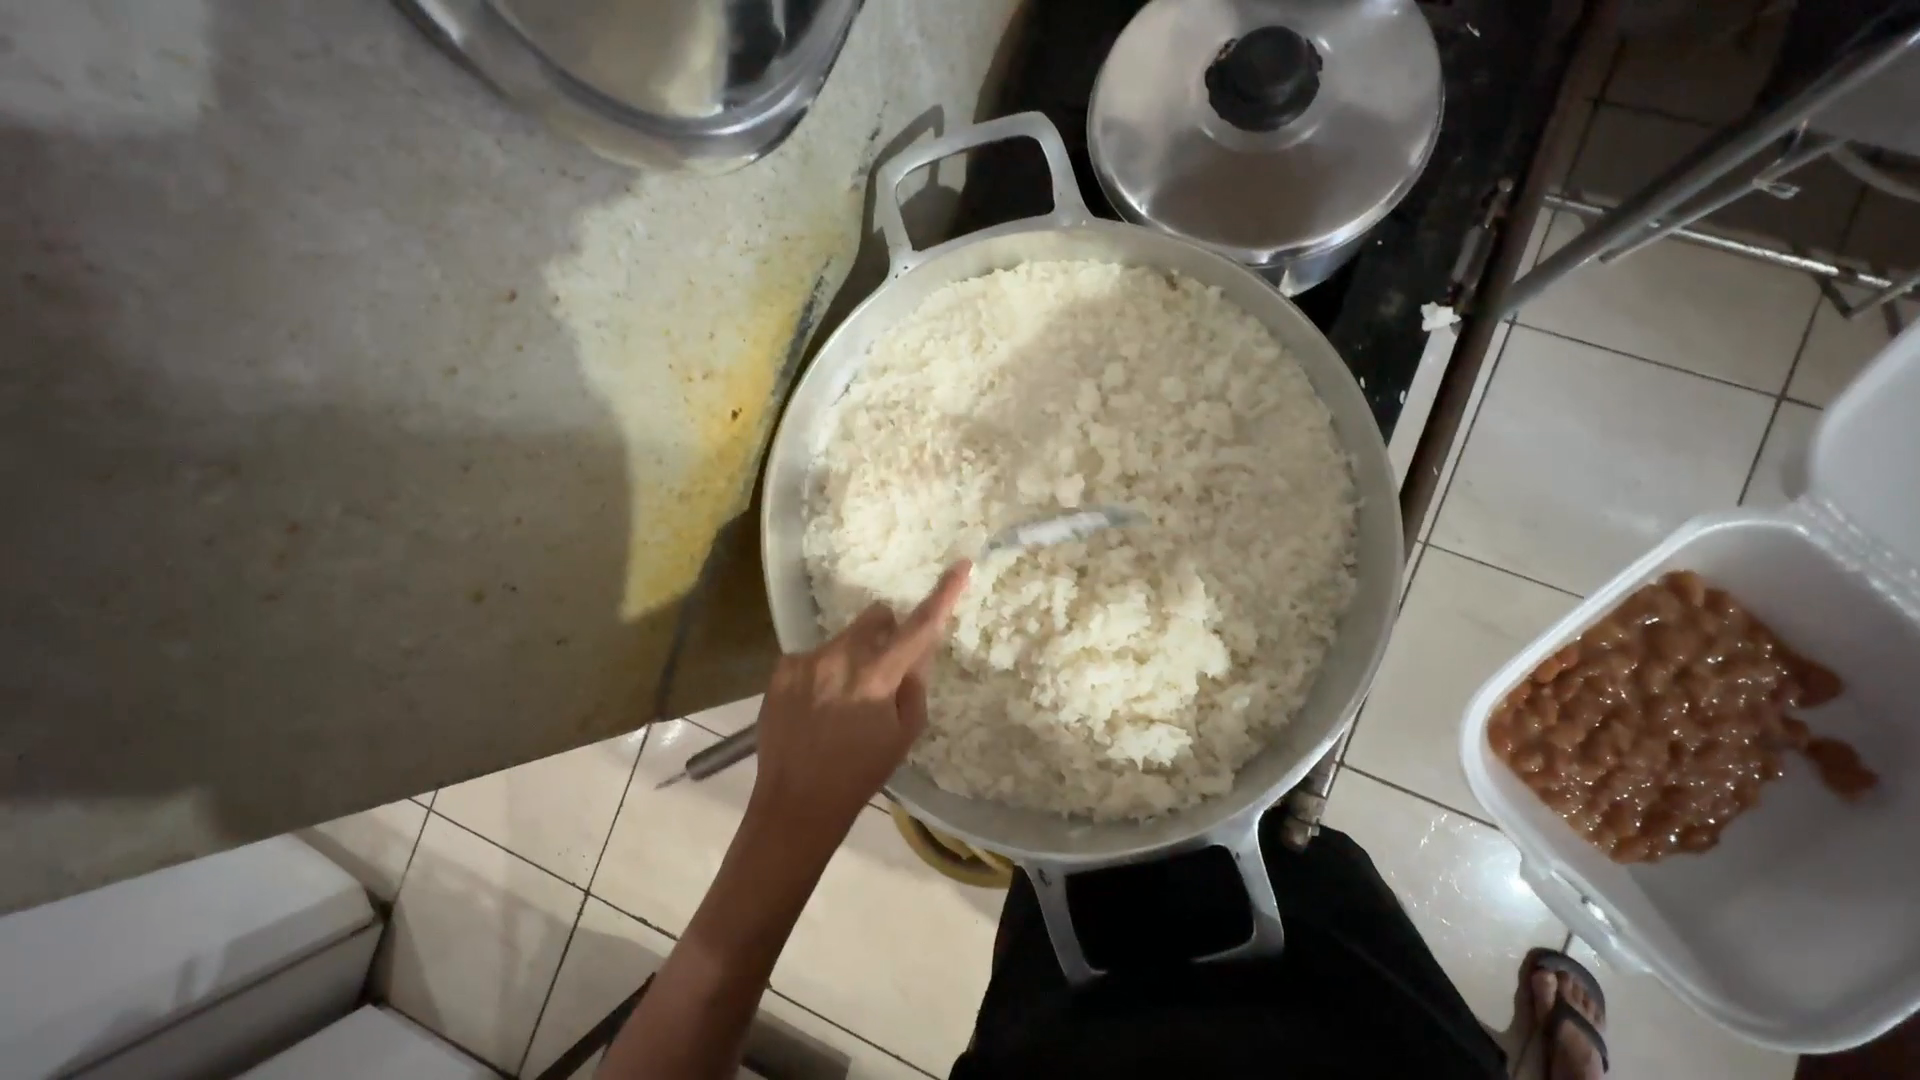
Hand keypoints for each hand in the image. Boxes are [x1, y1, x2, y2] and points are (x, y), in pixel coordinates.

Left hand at [748, 561, 971, 837]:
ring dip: (854, 656)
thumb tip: (919, 647)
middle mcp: (839, 656)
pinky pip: (814, 655)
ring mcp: (805, 660)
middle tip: (885, 672)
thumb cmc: (859, 774)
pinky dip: (824, 671)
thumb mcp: (904, 734)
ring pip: (844, 638)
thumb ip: (915, 682)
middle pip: (876, 617)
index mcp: (876, 675)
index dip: (943, 594)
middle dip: (887, 634)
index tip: (960, 565)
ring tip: (843, 702)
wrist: (795, 803)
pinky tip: (816, 706)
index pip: (919, 626)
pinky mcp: (780, 669)